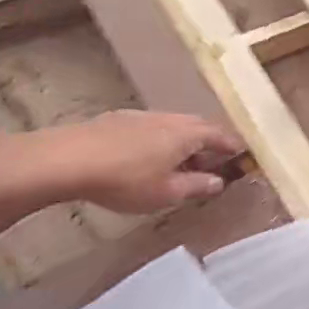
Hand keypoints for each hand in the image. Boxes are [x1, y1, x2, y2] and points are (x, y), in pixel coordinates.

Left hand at [28, 110, 244, 213]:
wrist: (63, 160)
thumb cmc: (125, 179)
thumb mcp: (168, 192)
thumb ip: (197, 185)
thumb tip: (218, 181)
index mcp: (186, 134)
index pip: (220, 135)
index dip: (234, 147)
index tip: (244, 157)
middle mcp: (168, 118)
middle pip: (198, 126)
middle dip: (210, 143)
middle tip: (215, 163)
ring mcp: (140, 116)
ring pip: (173, 126)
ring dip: (184, 142)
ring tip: (183, 164)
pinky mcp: (116, 120)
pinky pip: (152, 128)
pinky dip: (162, 141)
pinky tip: (150, 158)